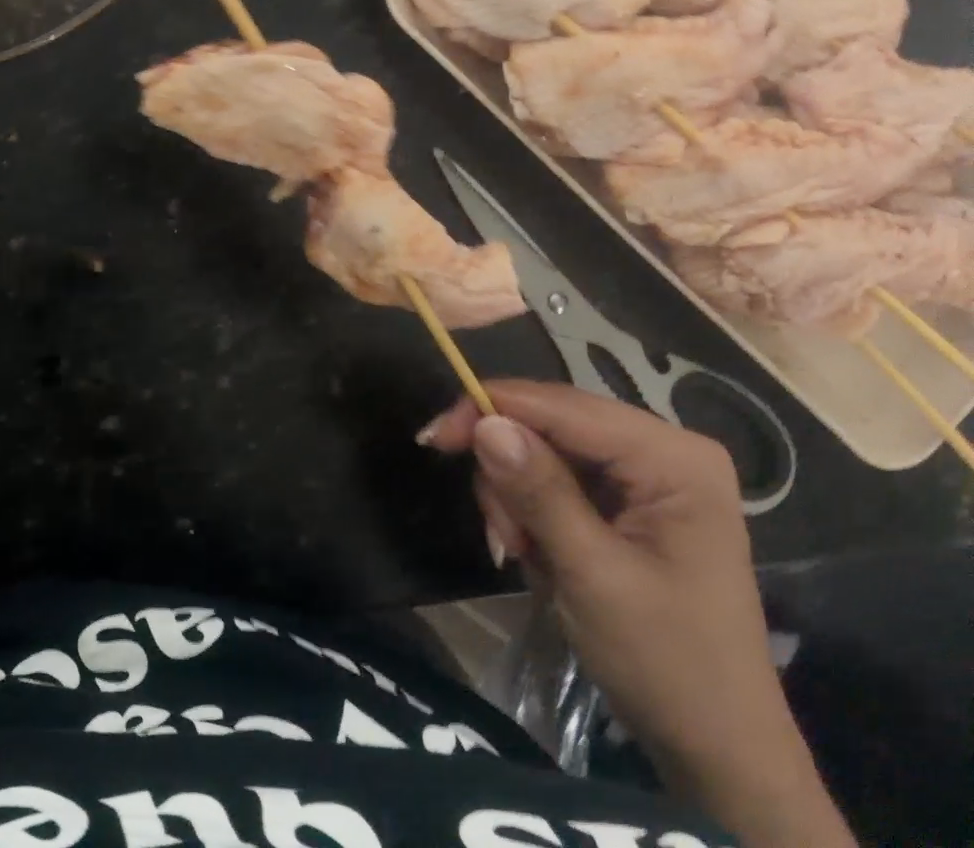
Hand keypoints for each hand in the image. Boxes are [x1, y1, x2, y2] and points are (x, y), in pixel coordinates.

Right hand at [422, 382, 850, 845]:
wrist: (712, 734)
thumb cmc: (663, 656)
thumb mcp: (591, 573)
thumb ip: (539, 492)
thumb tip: (485, 423)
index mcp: (674, 459)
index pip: (561, 406)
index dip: (489, 411)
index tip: (429, 441)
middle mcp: (663, 452)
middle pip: (549, 423)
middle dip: (506, 469)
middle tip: (498, 534)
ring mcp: (645, 478)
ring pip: (542, 452)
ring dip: (513, 497)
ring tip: (520, 552)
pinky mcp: (626, 504)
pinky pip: (553, 481)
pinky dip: (527, 511)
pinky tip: (532, 551)